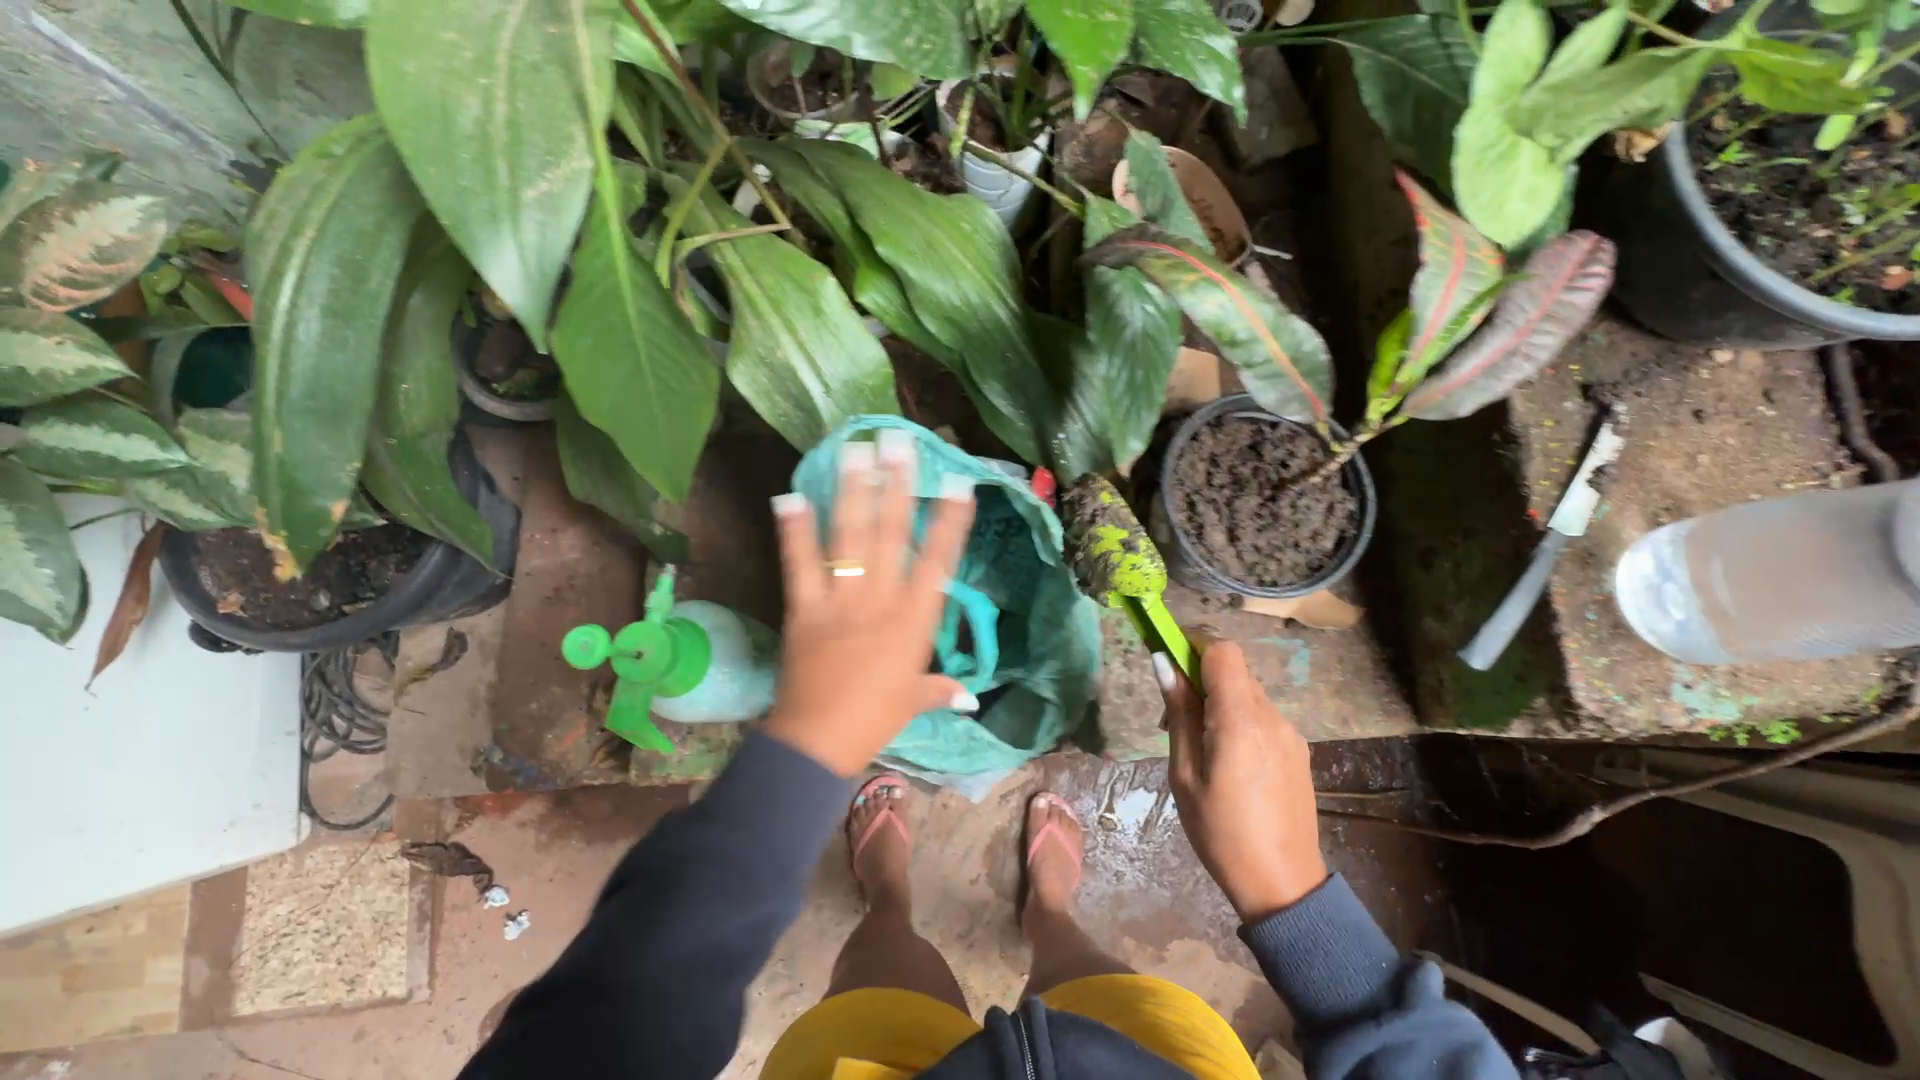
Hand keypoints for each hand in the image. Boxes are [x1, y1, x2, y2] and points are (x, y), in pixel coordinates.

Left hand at [763, 429, 976, 776]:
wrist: (818, 739)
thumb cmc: (874, 720)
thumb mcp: (913, 702)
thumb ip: (941, 690)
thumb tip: (971, 697)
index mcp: (913, 622)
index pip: (937, 562)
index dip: (949, 522)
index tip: (958, 483)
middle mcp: (879, 600)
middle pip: (891, 535)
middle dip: (896, 486)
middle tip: (896, 443)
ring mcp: (839, 600)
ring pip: (849, 538)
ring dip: (852, 493)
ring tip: (853, 451)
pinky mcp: (803, 608)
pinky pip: (799, 564)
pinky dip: (794, 531)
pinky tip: (789, 496)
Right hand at [1161, 642, 1328, 923]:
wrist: (1283, 883)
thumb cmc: (1220, 832)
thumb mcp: (1185, 774)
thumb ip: (1179, 714)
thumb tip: (1163, 663)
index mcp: (1240, 719)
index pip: (1222, 650)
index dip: (1193, 645)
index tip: (1168, 663)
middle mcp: (1271, 716)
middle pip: (1234, 670)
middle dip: (1200, 678)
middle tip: (1173, 718)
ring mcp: (1290, 733)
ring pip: (1247, 693)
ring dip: (1219, 702)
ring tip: (1200, 748)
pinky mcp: (1297, 750)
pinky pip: (1262, 718)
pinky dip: (1239, 721)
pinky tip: (1228, 764)